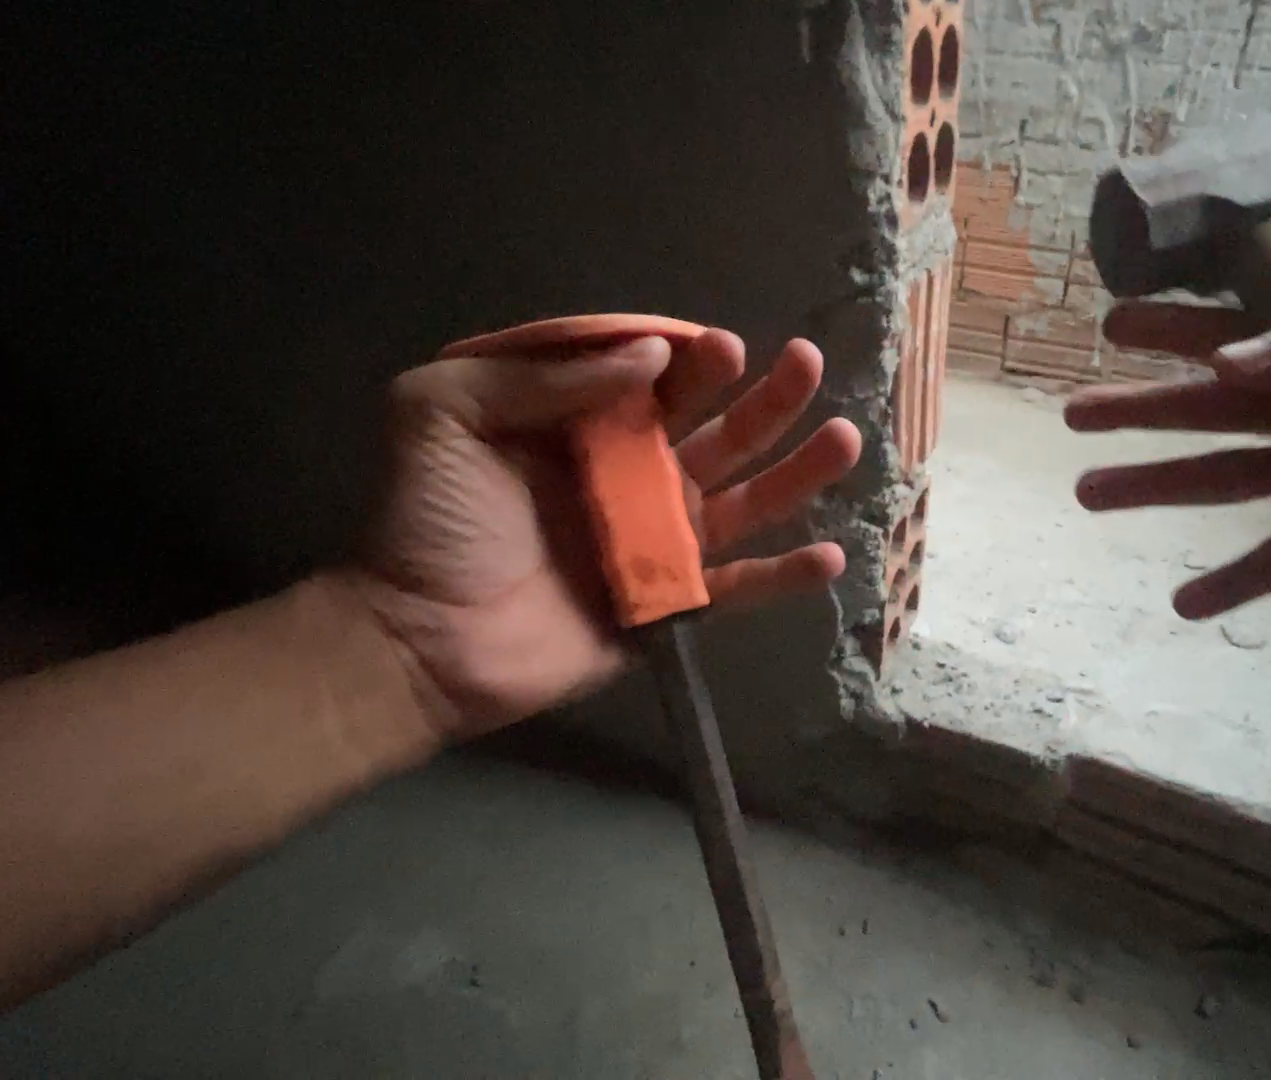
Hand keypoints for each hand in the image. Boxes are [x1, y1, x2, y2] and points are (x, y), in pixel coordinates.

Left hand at [350, 323, 860, 736]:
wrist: (424, 637)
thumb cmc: (433, 522)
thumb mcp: (446, 414)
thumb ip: (538, 376)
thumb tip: (650, 354)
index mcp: (594, 432)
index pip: (664, 386)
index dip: (701, 364)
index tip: (726, 348)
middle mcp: (642, 479)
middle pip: (724, 435)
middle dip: (770, 400)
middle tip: (809, 363)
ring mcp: (666, 543)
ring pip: (750, 502)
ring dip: (801, 473)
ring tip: (845, 439)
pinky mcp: (678, 602)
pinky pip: (742, 586)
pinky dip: (786, 577)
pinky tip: (830, 556)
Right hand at [1065, 253, 1270, 618]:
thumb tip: (1228, 364)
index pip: (1235, 329)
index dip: (1170, 327)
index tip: (1110, 328)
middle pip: (1208, 411)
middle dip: (1136, 412)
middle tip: (1073, 419)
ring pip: (1227, 482)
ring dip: (1155, 489)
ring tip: (1090, 496)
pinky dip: (1238, 581)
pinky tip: (1184, 602)